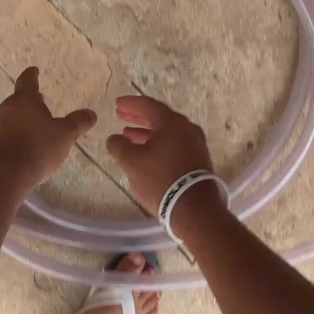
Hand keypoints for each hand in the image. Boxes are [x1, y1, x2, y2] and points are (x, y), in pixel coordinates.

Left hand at [0, 67, 96, 195]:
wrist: (4, 176)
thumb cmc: (37, 149)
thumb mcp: (64, 136)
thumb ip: (78, 123)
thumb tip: (91, 113)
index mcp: (24, 100)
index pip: (27, 80)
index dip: (32, 74)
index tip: (34, 70)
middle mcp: (5, 108)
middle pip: (17, 100)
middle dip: (28, 101)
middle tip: (40, 103)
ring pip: (9, 117)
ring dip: (19, 119)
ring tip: (32, 127)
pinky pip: (2, 134)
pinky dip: (12, 136)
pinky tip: (20, 147)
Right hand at [103, 95, 215, 210]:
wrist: (194, 209)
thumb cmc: (161, 180)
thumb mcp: (132, 162)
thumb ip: (119, 146)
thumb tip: (114, 139)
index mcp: (173, 123)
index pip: (149, 105)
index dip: (131, 104)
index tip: (117, 104)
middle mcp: (187, 129)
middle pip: (160, 117)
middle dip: (139, 117)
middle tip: (121, 115)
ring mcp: (195, 144)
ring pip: (167, 133)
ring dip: (147, 132)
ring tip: (128, 136)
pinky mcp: (198, 160)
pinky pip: (174, 144)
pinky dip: (158, 144)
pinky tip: (146, 153)